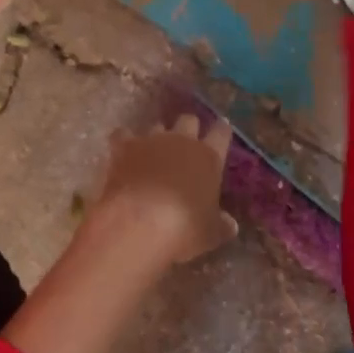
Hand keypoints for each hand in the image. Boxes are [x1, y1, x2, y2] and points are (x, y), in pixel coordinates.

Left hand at [95, 114, 239, 265]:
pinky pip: (123, 134)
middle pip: (189, 120)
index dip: (222, 130)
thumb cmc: (184, 228)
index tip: (222, 127)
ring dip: (158, 135)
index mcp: (209, 157)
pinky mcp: (124, 146)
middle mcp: (182, 141)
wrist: (139, 222)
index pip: (221, 133)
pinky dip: (124, 140)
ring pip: (157, 125)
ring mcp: (151, 140)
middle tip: (187, 141)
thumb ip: (221, 224)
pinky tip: (123, 150)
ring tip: (154, 150)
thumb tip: (230, 224)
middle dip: (189, 128)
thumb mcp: (210, 232)